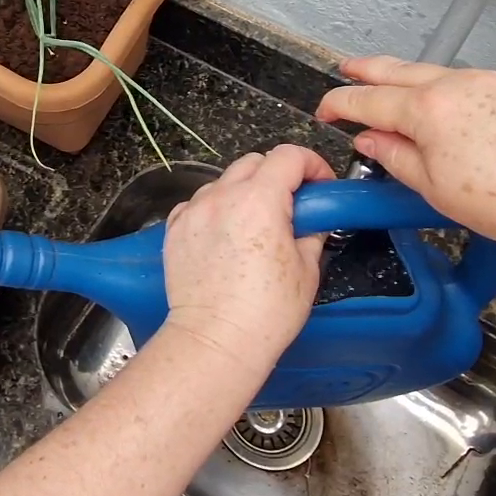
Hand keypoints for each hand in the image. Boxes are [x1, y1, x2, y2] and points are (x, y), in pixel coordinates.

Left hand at [161, 145, 333, 369]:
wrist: (216, 339)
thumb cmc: (265, 312)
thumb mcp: (306, 270)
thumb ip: (310, 233)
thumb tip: (311, 223)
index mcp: (259, 200)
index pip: (288, 156)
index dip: (311, 165)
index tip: (321, 185)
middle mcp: (221, 197)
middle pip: (254, 162)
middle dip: (278, 175)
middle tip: (294, 204)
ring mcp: (193, 211)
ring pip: (223, 182)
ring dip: (244, 192)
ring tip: (257, 225)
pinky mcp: (174, 229)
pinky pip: (198, 204)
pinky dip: (215, 209)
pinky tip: (226, 235)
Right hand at [314, 56, 495, 260]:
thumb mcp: (437, 190)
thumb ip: (396, 159)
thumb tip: (373, 141)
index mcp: (429, 109)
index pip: (367, 100)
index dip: (338, 104)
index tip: (325, 111)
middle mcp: (461, 84)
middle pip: (399, 70)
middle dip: (367, 70)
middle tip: (348, 69)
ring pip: (439, 75)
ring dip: (411, 81)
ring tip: (399, 95)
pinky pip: (477, 85)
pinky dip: (453, 93)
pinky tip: (457, 117)